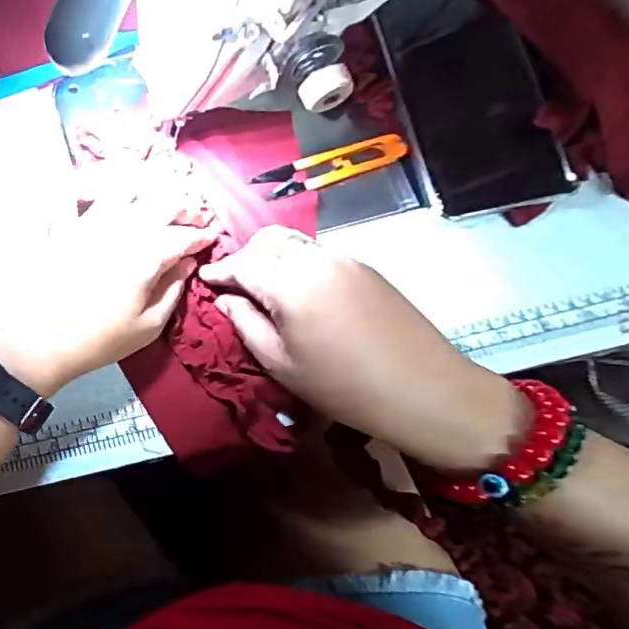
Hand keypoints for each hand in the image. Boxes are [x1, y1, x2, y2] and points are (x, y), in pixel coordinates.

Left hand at [0, 191, 218, 396]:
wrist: (36, 342)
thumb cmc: (98, 341)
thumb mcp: (148, 326)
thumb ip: (172, 291)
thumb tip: (187, 264)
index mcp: (147, 254)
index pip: (183, 235)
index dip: (201, 235)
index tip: (210, 238)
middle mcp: (121, 228)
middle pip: (160, 201)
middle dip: (183, 205)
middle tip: (192, 215)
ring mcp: (88, 222)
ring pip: (123, 186)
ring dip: (145, 187)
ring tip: (152, 197)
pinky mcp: (60, 225)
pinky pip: (71, 193)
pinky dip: (85, 187)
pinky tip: (94, 189)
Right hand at [198, 226, 527, 470]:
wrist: (423, 388)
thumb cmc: (342, 387)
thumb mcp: (280, 363)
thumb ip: (246, 323)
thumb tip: (228, 299)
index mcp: (290, 282)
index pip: (242, 262)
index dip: (220, 270)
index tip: (205, 280)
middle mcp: (316, 258)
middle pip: (267, 240)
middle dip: (244, 257)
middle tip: (232, 286)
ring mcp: (344, 258)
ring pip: (292, 243)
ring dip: (270, 257)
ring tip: (261, 288)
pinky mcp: (364, 266)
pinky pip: (316, 253)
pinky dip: (294, 263)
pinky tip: (295, 290)